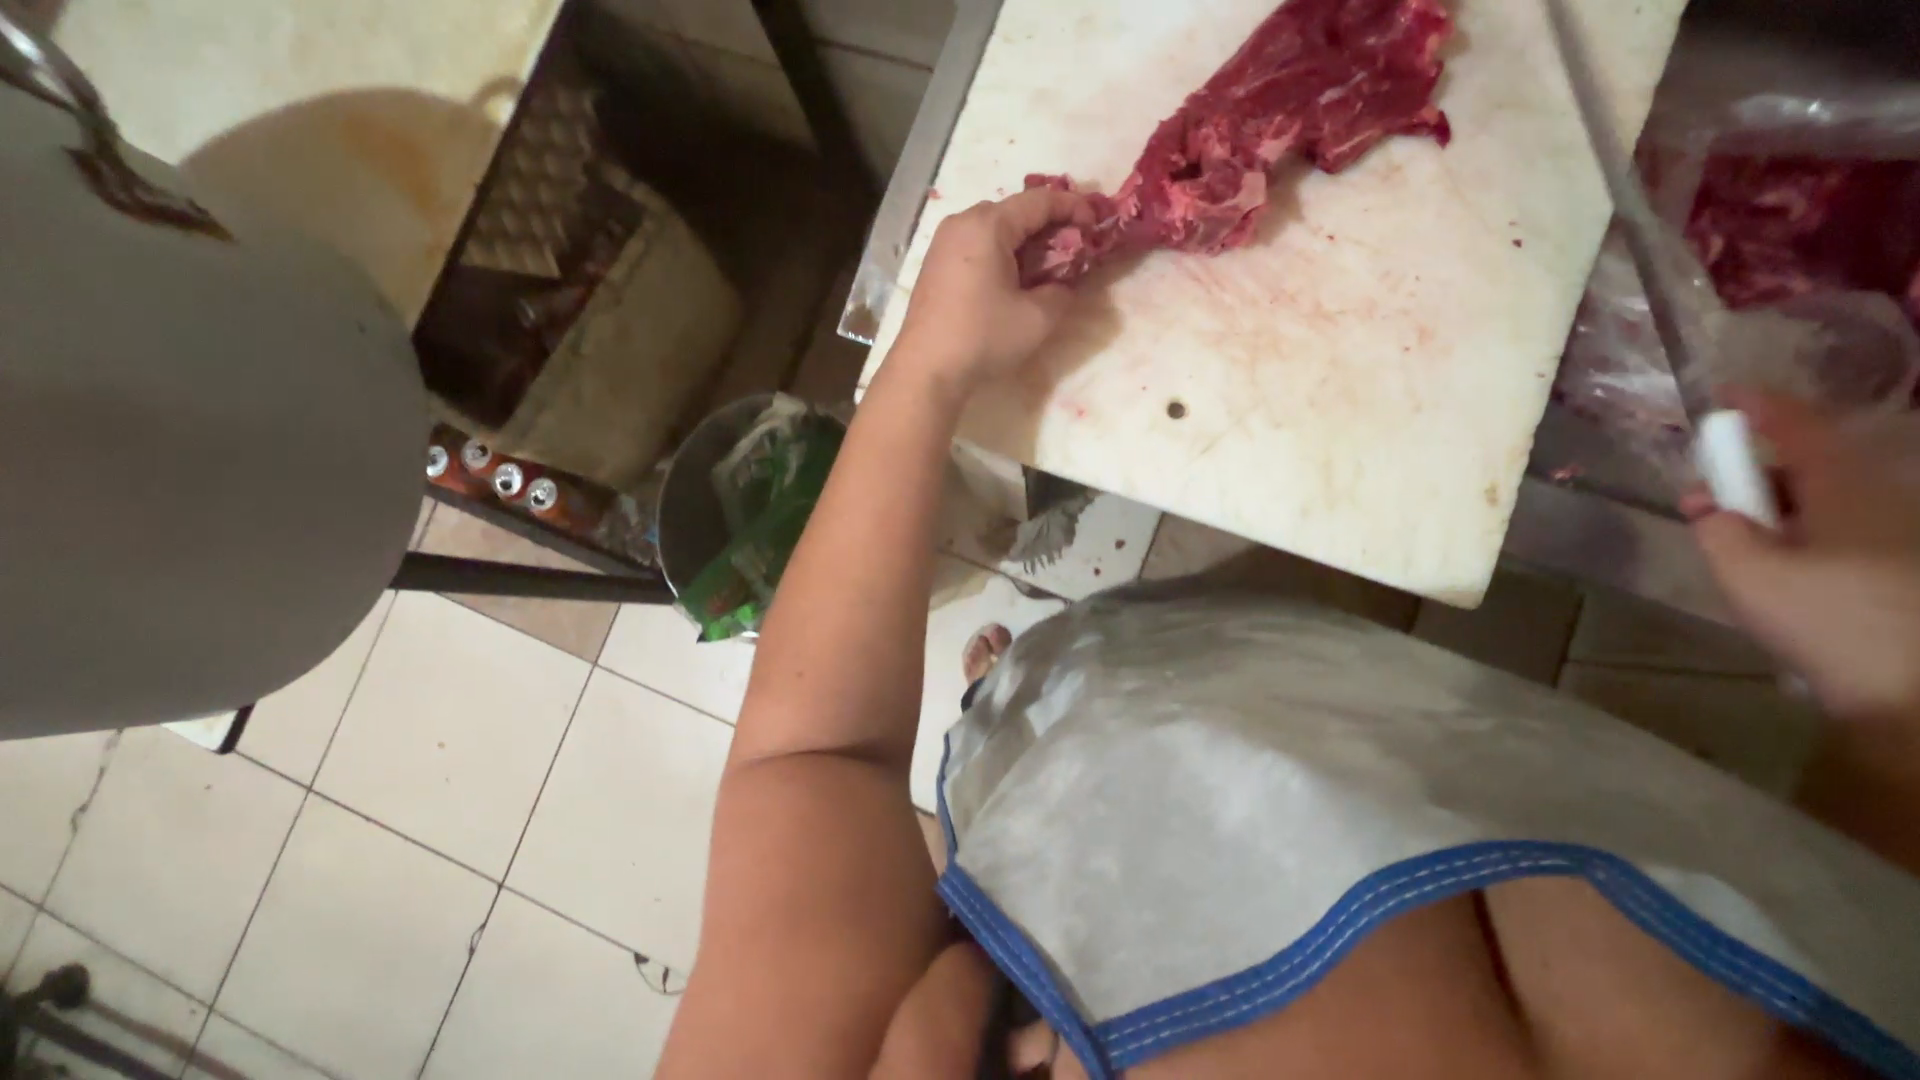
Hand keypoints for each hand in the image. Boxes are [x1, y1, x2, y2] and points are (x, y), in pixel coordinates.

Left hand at [893, 188, 1092, 390]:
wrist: (926, 369)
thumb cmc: (983, 337)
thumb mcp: (1038, 318)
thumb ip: (1063, 291)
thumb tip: (1066, 284)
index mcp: (988, 225)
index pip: (1040, 200)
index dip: (1074, 207)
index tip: (1096, 225)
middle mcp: (962, 223)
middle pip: (1015, 211)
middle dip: (1049, 225)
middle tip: (1076, 246)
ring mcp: (944, 243)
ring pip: (995, 229)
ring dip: (1025, 242)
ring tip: (1049, 265)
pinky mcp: (936, 265)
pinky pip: (977, 246)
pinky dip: (1002, 254)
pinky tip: (1015, 279)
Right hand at [1688, 390, 1919, 720]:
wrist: (1909, 690)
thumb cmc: (1824, 618)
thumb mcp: (1745, 572)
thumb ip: (1717, 529)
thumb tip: (1709, 505)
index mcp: (1846, 492)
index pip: (1801, 429)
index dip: (1762, 407)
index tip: (1726, 394)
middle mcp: (1882, 502)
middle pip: (1814, 467)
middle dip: (1758, 473)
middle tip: (1712, 497)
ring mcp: (1899, 538)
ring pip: (1829, 502)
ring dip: (1779, 508)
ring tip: (1739, 542)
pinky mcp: (1901, 571)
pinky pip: (1842, 532)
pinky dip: (1802, 535)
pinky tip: (1780, 571)